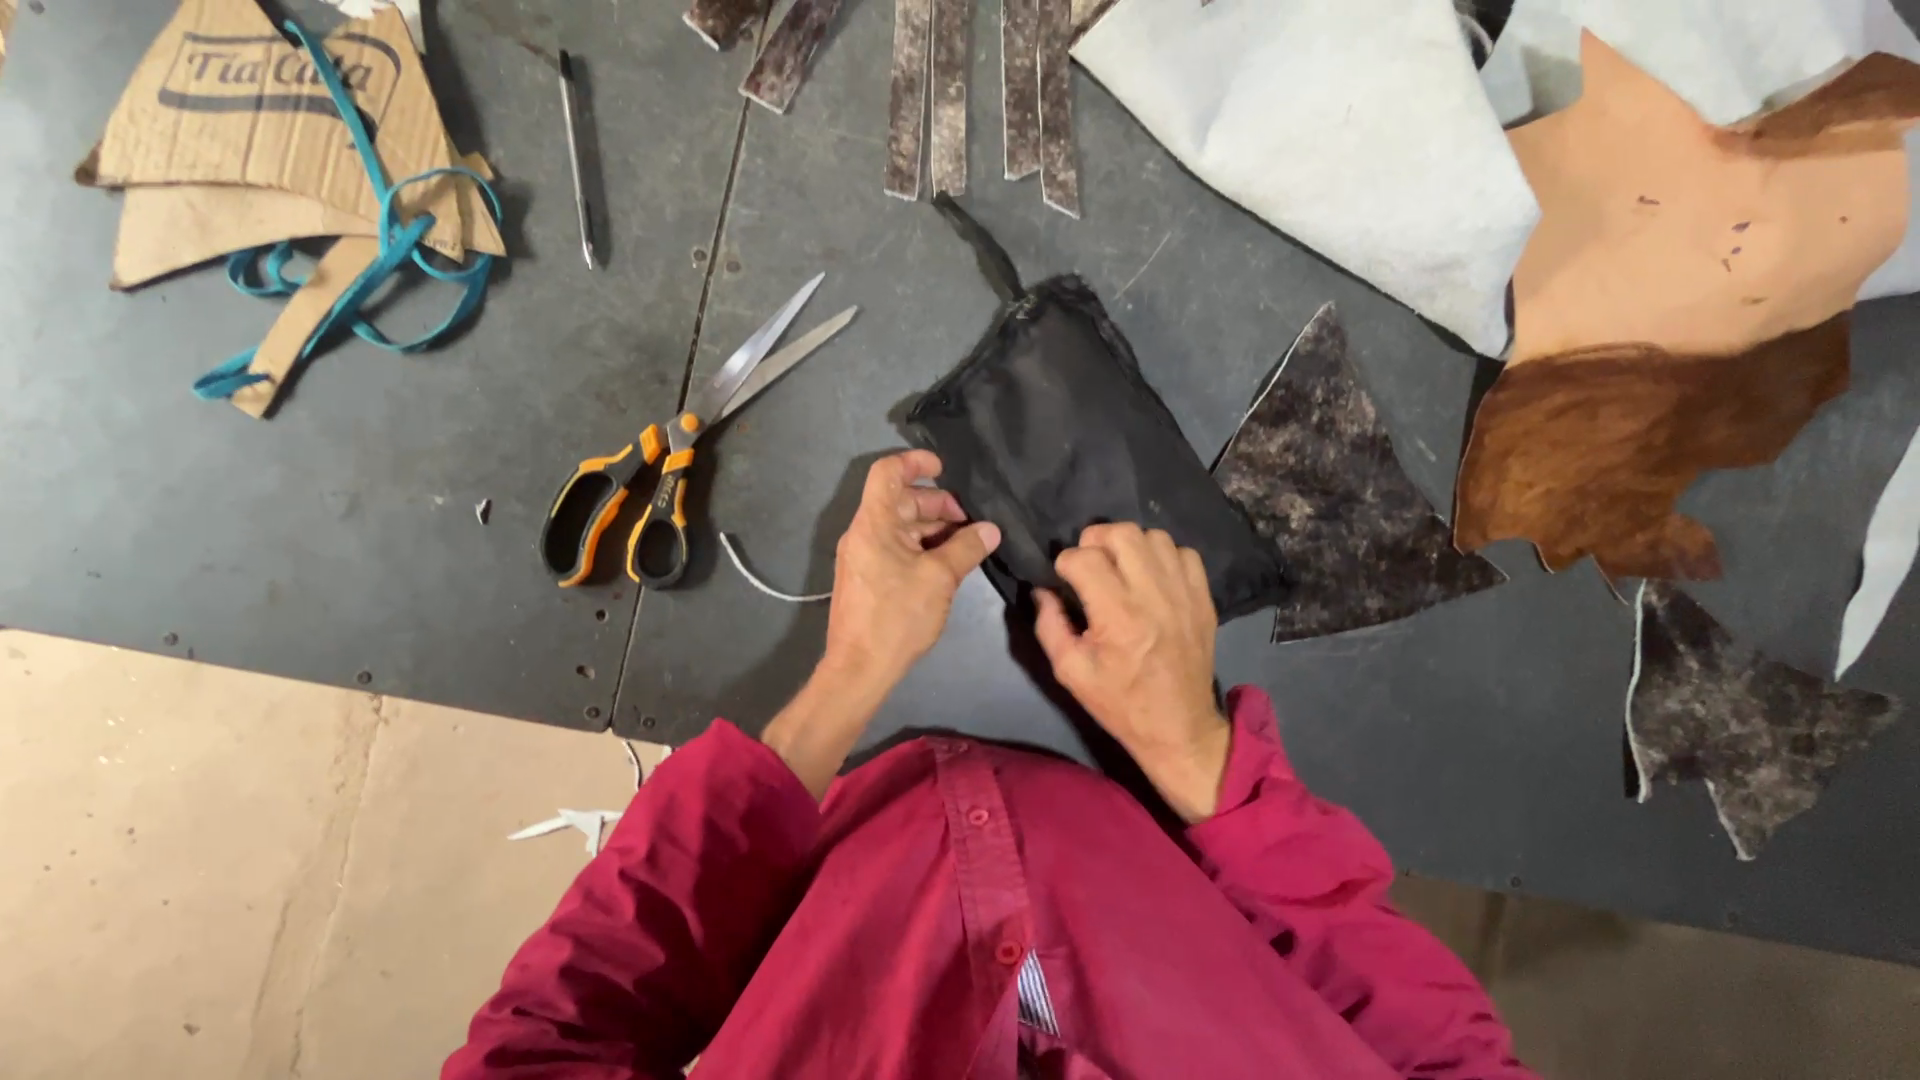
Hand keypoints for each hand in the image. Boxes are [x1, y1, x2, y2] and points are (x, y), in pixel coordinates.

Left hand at [764, 450, 998, 798]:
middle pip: (901, 501)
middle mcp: (864, 533)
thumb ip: (966, 548)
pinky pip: (898, 549)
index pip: (888, 472)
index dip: (915, 461)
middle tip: (972, 521)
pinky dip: (923, 548)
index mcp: (873, 523)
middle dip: (938, 503)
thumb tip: (990, 529)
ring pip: (902, 527)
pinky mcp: (870, 578)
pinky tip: (950, 563)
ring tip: (969, 543)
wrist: (860, 668)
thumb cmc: (897, 617)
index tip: (945, 467)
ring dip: (934, 529)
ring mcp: (865, 557)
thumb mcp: (939, 578)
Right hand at [1034, 524, 1229, 821]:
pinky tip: (1151, 577)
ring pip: (1154, 536)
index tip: (1064, 580)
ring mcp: (1184, 594)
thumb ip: (1049, 625)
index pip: (1084, 558)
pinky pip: (1184, 553)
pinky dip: (1163, 557)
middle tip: (1089, 563)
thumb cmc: (1119, 702)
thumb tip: (1042, 590)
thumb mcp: (1070, 671)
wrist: (1178, 727)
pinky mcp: (1203, 599)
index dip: (1065, 563)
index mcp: (1117, 616)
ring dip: (1130, 545)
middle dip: (1095, 540)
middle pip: (1122, 533)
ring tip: (1120, 567)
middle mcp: (1153, 596)